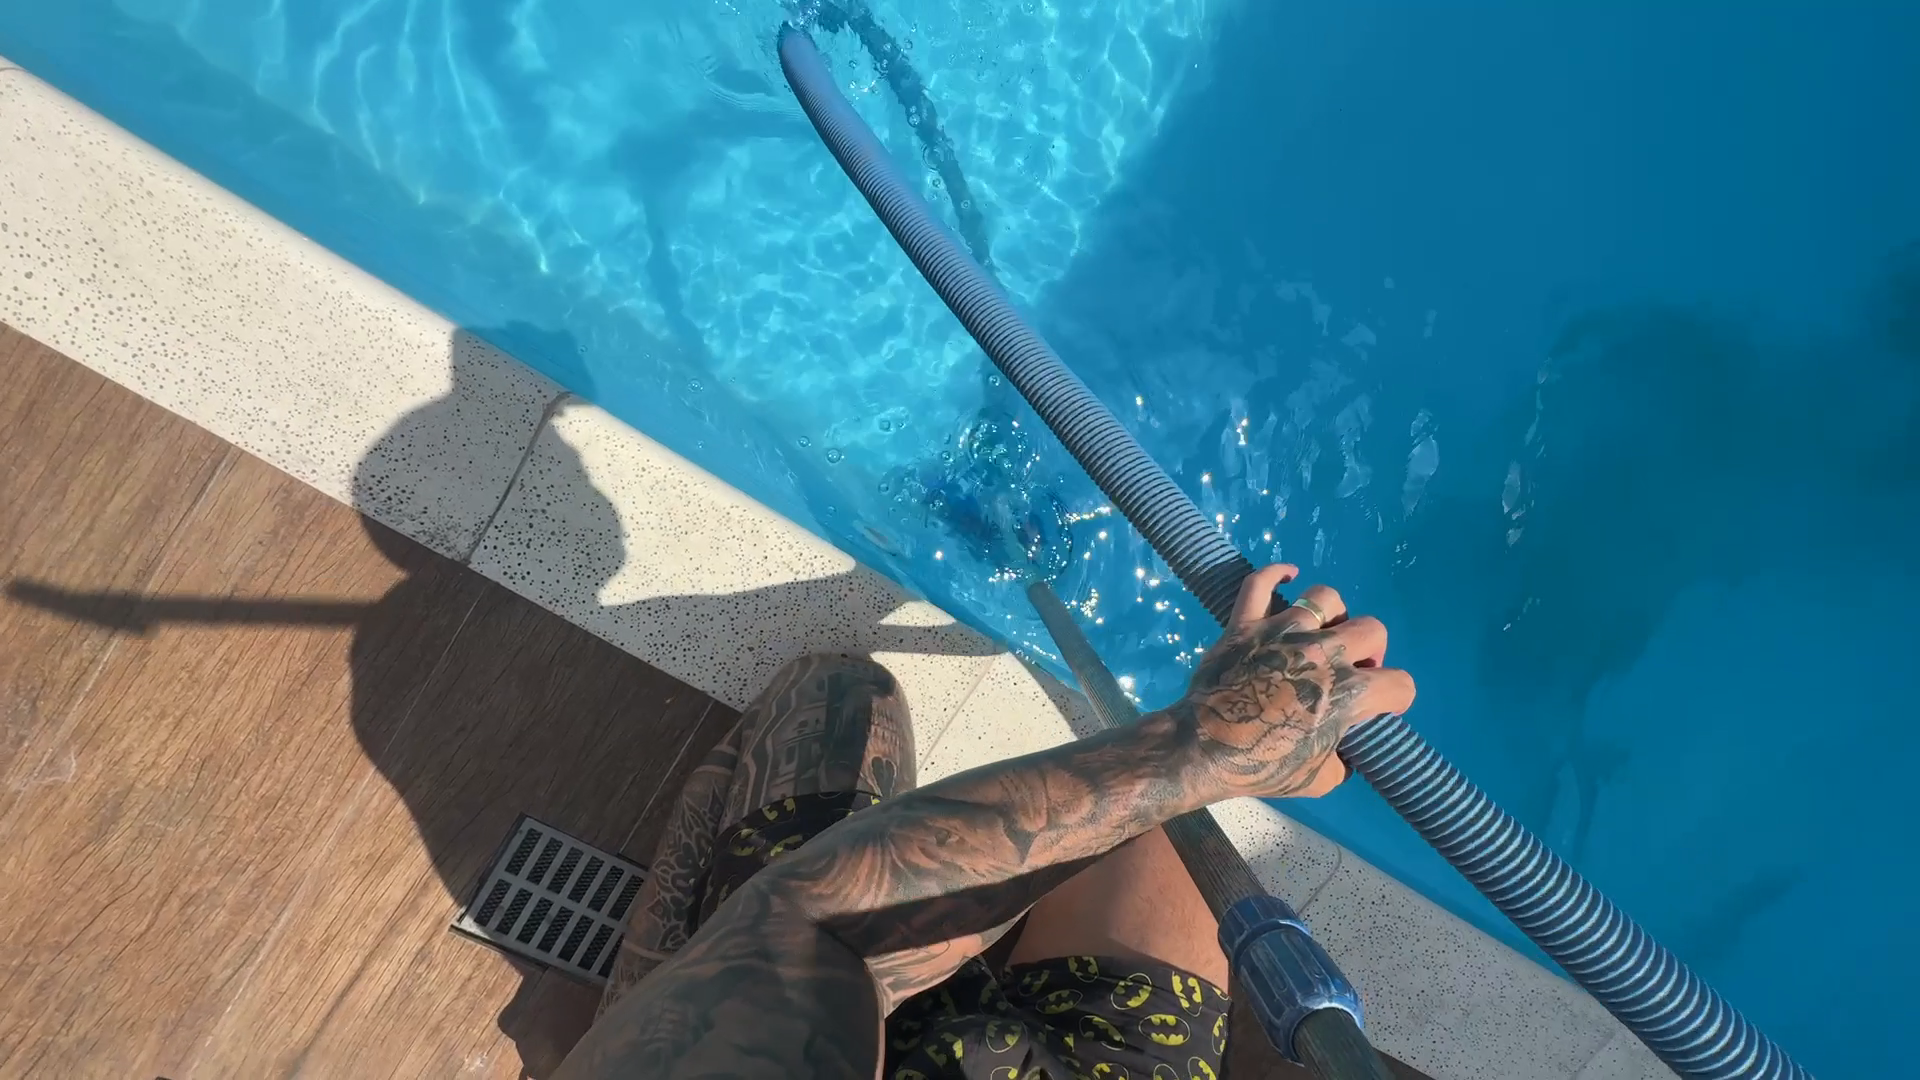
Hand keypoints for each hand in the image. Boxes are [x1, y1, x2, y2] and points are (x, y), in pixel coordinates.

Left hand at [1175, 564, 1415, 797]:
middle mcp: (1323, 653)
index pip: (1399, 684)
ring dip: (1330, 614)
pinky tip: (1287, 576)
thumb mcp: (1322, 779)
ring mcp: (1282, 631)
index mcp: (1349, 693)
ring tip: (1321, 632)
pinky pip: (1260, 583)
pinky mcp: (1245, 623)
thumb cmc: (1263, 766)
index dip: (1394, 698)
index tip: (1379, 705)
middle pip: (1372, 630)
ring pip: (1325, 597)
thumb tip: (1345, 749)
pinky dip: (1275, 574)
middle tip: (1350, 668)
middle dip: (1370, 650)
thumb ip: (1343, 758)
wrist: (1204, 747)